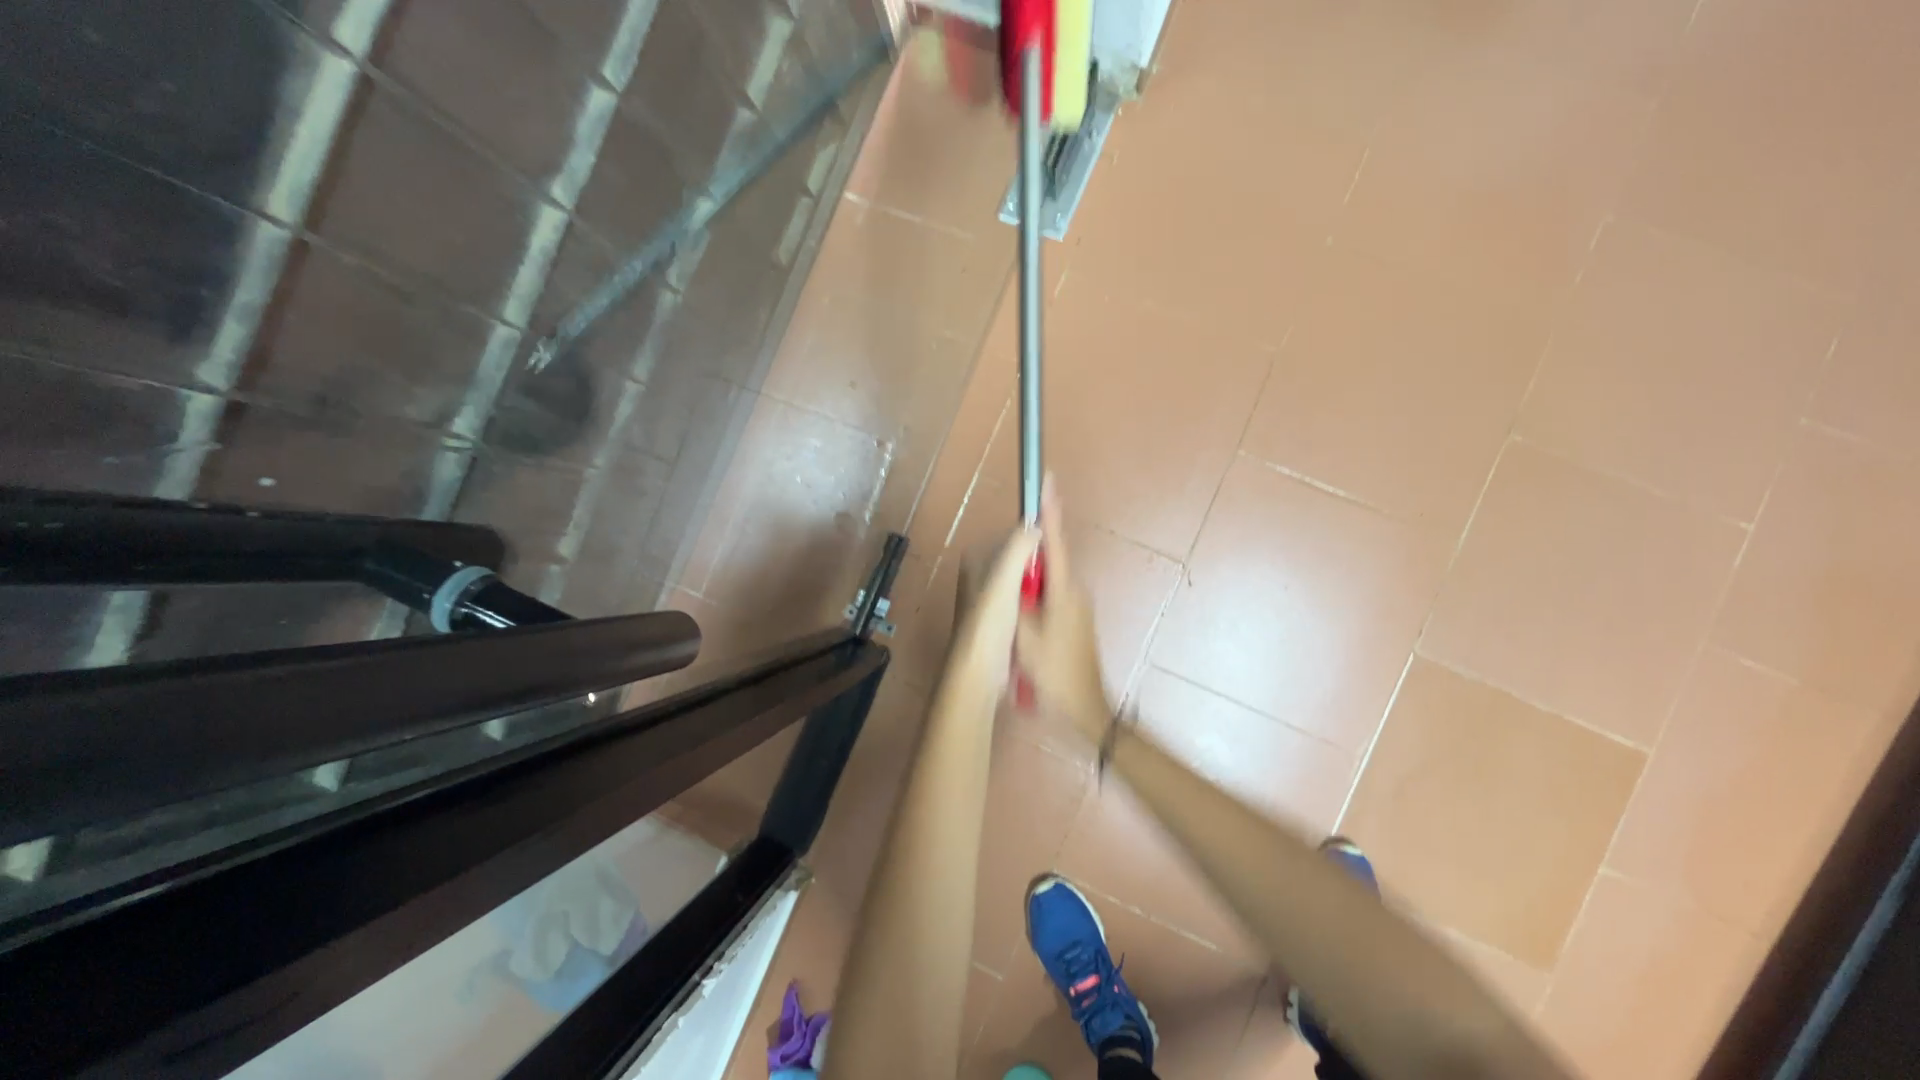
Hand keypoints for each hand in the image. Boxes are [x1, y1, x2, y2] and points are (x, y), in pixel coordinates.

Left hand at [943, 527, 1041, 700]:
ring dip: (1037, 594)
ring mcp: (987, 604)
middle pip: (1019, 565)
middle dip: (1037, 573)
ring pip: (1022, 588)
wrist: (978, 672)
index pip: (1012, 541)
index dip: (1033, 546)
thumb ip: (1018, 546)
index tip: (1053, 559)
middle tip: (1055, 586)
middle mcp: (978, 579)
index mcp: (975, 562)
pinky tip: (1042, 623)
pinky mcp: (996, 626)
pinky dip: (1033, 613)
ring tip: (1051, 604)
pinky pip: (1023, 609)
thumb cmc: (989, 622)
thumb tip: (1036, 525)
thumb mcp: (1004, 577)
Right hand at [1013, 479, 1113, 743]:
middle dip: (1024, 563)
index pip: (1054, 541)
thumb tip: (1012, 573)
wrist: (1086, 709)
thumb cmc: (1054, 673)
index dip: (1049, 510)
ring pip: (1045, 584)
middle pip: (1046, 562)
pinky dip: (1032, 603)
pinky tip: (1019, 627)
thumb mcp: (1024, 637)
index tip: (1046, 480)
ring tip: (1009, 612)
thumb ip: (1017, 600)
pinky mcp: (1075, 620)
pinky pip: (1049, 599)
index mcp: (1063, 589)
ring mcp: (1078, 606)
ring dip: (1025, 589)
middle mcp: (1075, 591)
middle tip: (1002, 574)